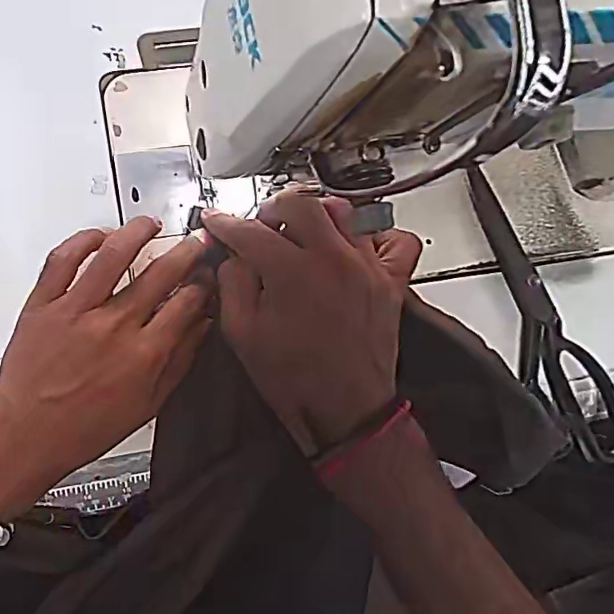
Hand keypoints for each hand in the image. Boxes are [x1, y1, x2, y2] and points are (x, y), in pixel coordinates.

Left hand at [0, 217, 212, 531]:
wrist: (26, 435)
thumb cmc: (80, 428)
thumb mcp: (146, 405)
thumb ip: (179, 362)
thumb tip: (200, 328)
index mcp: (143, 354)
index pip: (186, 302)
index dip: (203, 284)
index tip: (204, 278)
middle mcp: (113, 327)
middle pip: (160, 272)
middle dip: (185, 252)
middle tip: (192, 244)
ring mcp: (76, 312)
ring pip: (113, 254)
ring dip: (138, 232)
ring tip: (149, 225)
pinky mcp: (43, 305)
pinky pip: (62, 260)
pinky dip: (82, 240)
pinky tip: (98, 236)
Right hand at [202, 192, 422, 455]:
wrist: (342, 410)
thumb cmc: (295, 380)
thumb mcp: (241, 333)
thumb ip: (231, 284)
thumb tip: (231, 257)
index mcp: (290, 271)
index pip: (248, 229)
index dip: (224, 223)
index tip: (217, 222)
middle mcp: (331, 260)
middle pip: (298, 202)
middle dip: (270, 209)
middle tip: (259, 226)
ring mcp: (365, 267)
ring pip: (342, 210)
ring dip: (315, 215)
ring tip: (300, 233)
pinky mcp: (389, 282)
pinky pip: (396, 240)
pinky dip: (376, 235)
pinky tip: (354, 246)